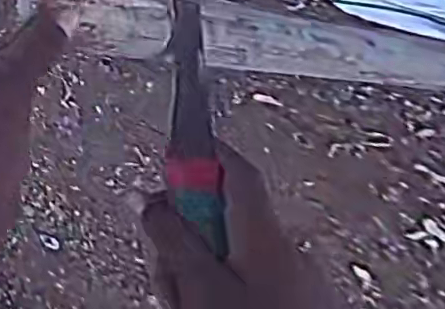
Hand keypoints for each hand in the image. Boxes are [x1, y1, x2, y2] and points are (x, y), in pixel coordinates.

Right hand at [141, 144, 340, 308]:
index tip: (171, 154)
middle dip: (185, 227)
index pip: (234, 167)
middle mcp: (289, 253)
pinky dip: (221, 287)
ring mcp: (300, 287)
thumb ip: (167, 232)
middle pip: (224, 213)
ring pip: (232, 252)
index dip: (200, 151)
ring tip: (185, 300)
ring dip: (198, 265)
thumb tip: (143, 197)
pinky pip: (251, 281)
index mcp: (267, 235)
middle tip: (166, 260)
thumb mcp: (197, 282)